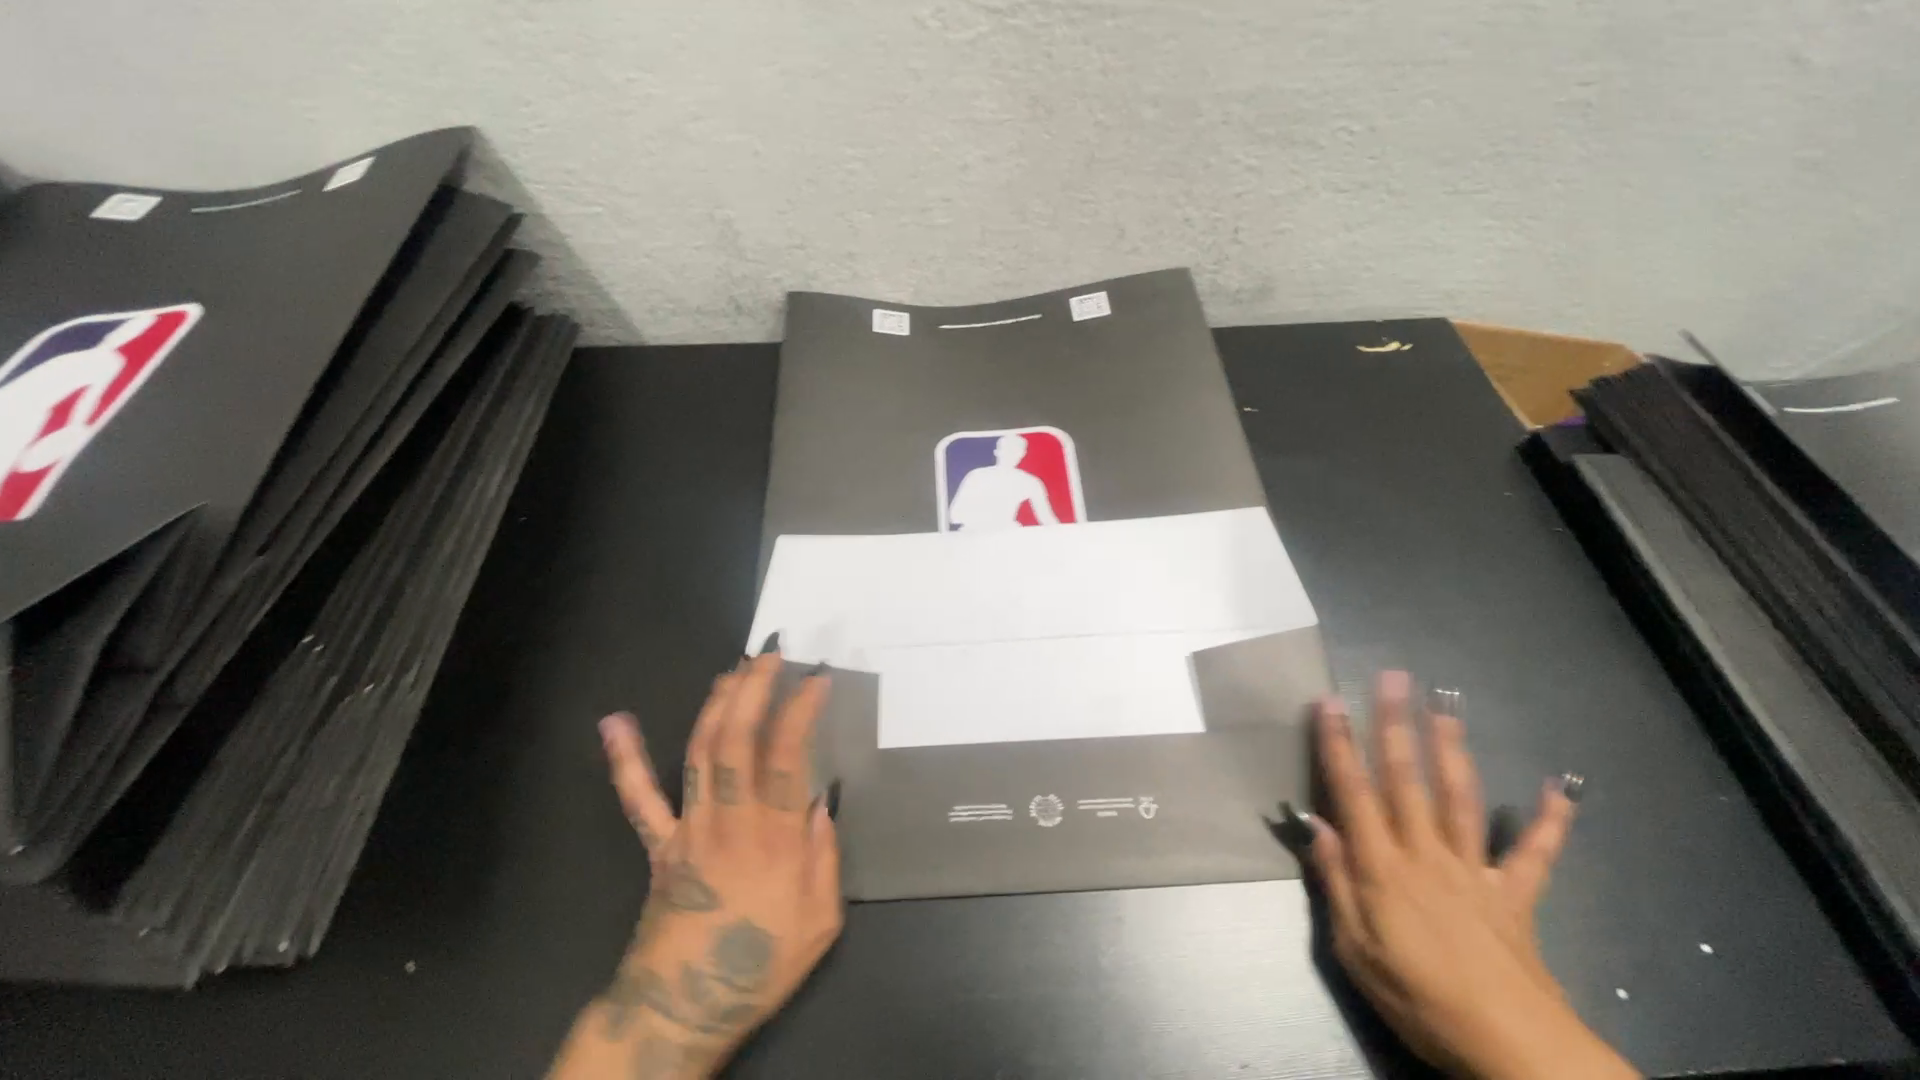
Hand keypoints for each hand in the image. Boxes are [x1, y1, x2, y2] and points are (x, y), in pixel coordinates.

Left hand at [547, 649, 843, 1079]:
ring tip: (733, 669)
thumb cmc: (761, 963)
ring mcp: (689, 827)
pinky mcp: (660, 844)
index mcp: (774, 838)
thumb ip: (824, 858)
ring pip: (700, 752)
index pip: (786, 755)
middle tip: (770, 653)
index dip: (799, 709)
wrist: (685, 1005)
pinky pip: (639, 798)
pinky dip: (626, 758)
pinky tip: (615, 721)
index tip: (816, 677)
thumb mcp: (820, 921)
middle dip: (754, 689)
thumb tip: (821, 801)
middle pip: (738, 739)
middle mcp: (730, 820)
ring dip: (716, 704)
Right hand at [1306, 671, 1636, 1079]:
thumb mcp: (1354, 950)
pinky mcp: (1514, 893)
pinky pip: (1533, 852)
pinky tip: (1560, 786)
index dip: (1339, 746)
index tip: (1329, 702)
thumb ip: (1337, 883)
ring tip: (1446, 704)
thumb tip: (1316, 825)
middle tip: (1393, 678)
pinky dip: (1550, 820)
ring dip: (1451, 748)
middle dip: (1395, 725)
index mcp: (1383, 869)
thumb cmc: (1417, 997)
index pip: (1354, 794)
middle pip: (1406, 780)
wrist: (1509, 1044)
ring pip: (1459, 797)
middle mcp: (1426, 855)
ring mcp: (1474, 870)